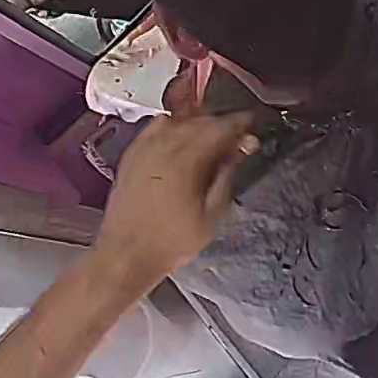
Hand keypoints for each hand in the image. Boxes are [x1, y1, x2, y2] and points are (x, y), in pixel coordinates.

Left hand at [92, 113, 258, 284]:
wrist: (126, 255)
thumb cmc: (170, 242)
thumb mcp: (211, 215)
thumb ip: (226, 177)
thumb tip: (236, 153)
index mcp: (185, 161)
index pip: (219, 128)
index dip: (239, 124)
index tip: (250, 127)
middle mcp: (162, 147)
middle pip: (200, 121)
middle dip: (222, 125)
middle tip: (237, 138)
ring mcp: (144, 149)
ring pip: (178, 121)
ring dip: (199, 124)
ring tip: (212, 138)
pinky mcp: (131, 155)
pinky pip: (156, 128)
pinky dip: (174, 127)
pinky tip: (181, 139)